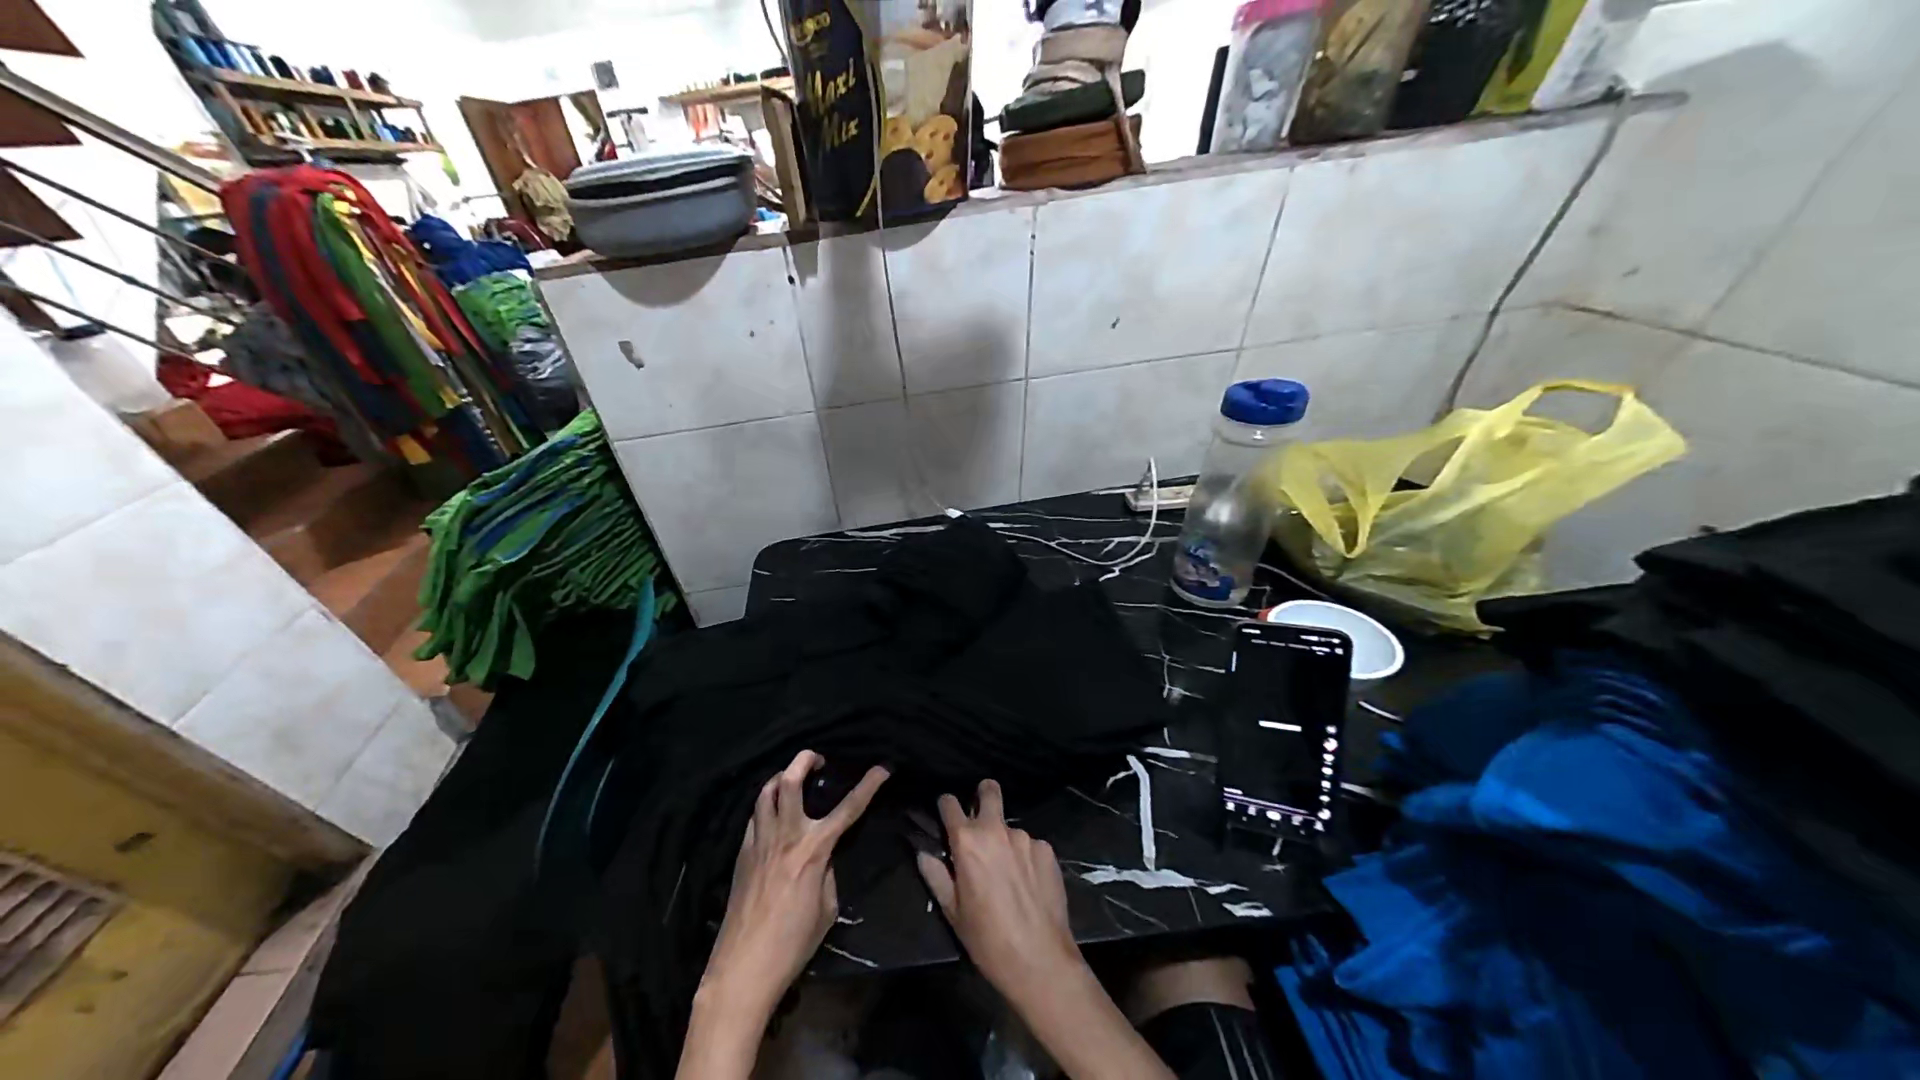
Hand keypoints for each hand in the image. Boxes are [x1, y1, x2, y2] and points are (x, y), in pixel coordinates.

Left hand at [681, 751, 885, 1078]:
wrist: (743, 967)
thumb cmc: (793, 943)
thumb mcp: (827, 907)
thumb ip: (829, 871)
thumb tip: (825, 855)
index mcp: (813, 850)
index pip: (848, 808)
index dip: (868, 785)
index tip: (882, 768)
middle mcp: (785, 836)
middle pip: (789, 780)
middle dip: (805, 760)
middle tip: (819, 760)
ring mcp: (758, 842)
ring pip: (765, 792)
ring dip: (781, 777)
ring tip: (794, 779)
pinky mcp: (741, 853)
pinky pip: (755, 815)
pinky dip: (766, 805)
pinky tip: (773, 814)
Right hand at [918, 780, 1174, 1079]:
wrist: (1040, 961)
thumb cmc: (987, 939)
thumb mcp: (953, 911)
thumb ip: (935, 875)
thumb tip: (923, 852)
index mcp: (968, 841)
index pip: (950, 804)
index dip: (946, 807)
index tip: (946, 816)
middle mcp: (997, 830)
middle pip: (989, 791)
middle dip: (982, 796)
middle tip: (979, 819)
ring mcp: (1026, 838)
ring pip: (1010, 827)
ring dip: (1004, 840)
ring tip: (1007, 874)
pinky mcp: (1048, 851)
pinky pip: (1030, 846)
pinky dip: (1025, 857)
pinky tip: (1027, 884)